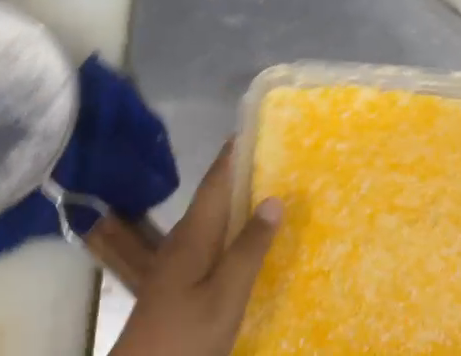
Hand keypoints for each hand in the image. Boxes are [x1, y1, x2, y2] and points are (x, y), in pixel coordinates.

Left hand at [110, 144, 282, 355]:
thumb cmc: (183, 336)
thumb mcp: (225, 295)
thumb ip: (249, 248)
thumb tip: (274, 197)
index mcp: (194, 233)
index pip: (217, 178)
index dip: (236, 152)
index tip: (260, 125)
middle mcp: (184, 239)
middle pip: (216, 195)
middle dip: (244, 174)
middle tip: (281, 157)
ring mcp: (178, 263)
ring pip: (214, 220)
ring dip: (240, 203)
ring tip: (275, 191)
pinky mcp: (179, 284)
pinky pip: (212, 243)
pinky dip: (233, 231)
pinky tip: (250, 243)